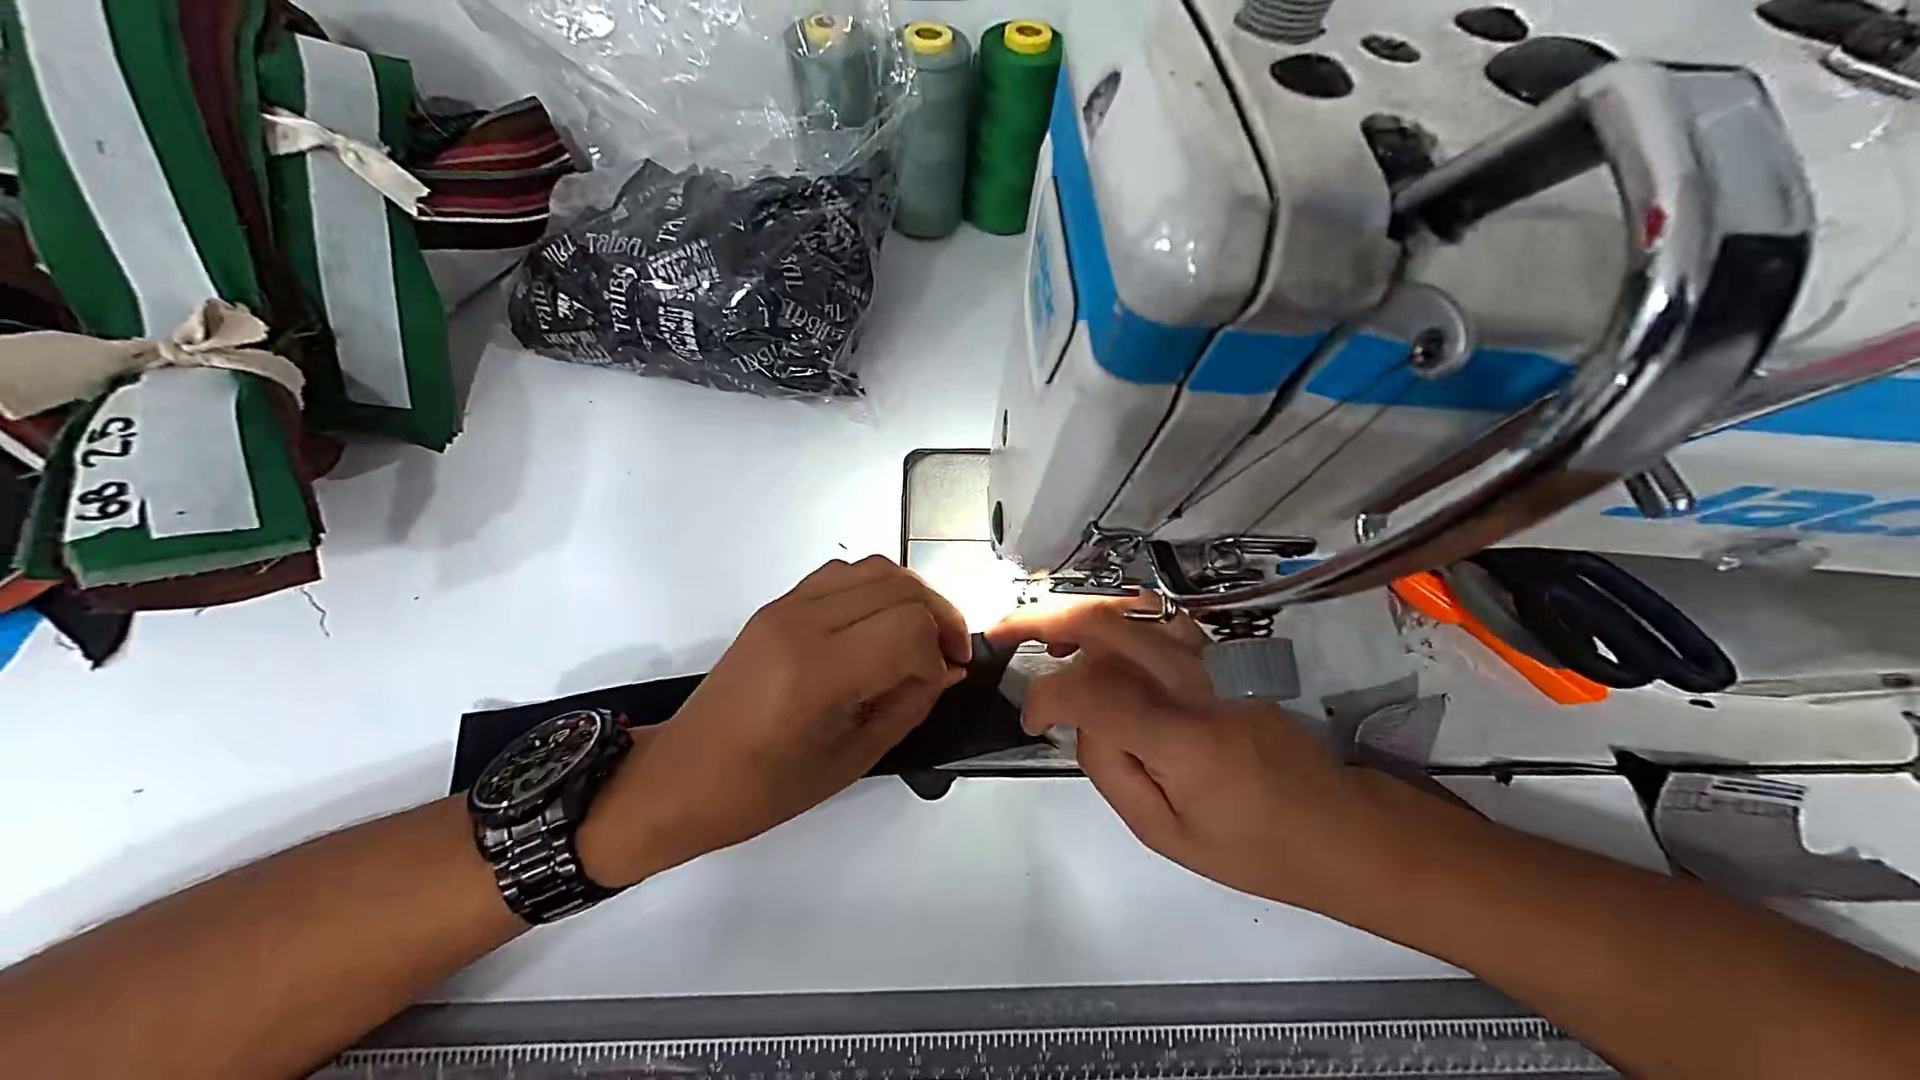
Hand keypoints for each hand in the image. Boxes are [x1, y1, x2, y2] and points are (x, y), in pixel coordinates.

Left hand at [579, 557, 970, 885]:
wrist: (682, 776)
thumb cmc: (760, 788)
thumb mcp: (851, 759)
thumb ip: (909, 705)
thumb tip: (947, 669)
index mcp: (816, 671)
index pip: (909, 628)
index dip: (940, 651)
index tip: (943, 677)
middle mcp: (801, 623)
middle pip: (900, 587)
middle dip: (939, 616)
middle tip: (947, 654)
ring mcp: (786, 607)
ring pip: (875, 568)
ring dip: (912, 596)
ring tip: (922, 635)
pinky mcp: (777, 605)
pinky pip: (842, 573)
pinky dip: (877, 588)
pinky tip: (881, 624)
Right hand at [988, 599, 1391, 908]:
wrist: (1337, 826)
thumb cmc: (1253, 845)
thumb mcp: (1164, 832)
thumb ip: (1109, 768)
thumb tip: (1080, 719)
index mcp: (1181, 736)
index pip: (1090, 691)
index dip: (1044, 695)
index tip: (1029, 719)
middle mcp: (1196, 682)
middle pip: (1106, 623)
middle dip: (1043, 619)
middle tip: (1004, 632)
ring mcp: (1213, 660)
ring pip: (1132, 609)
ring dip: (1079, 611)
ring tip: (1045, 633)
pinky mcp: (1222, 656)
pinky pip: (1160, 617)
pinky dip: (1117, 613)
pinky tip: (1096, 632)